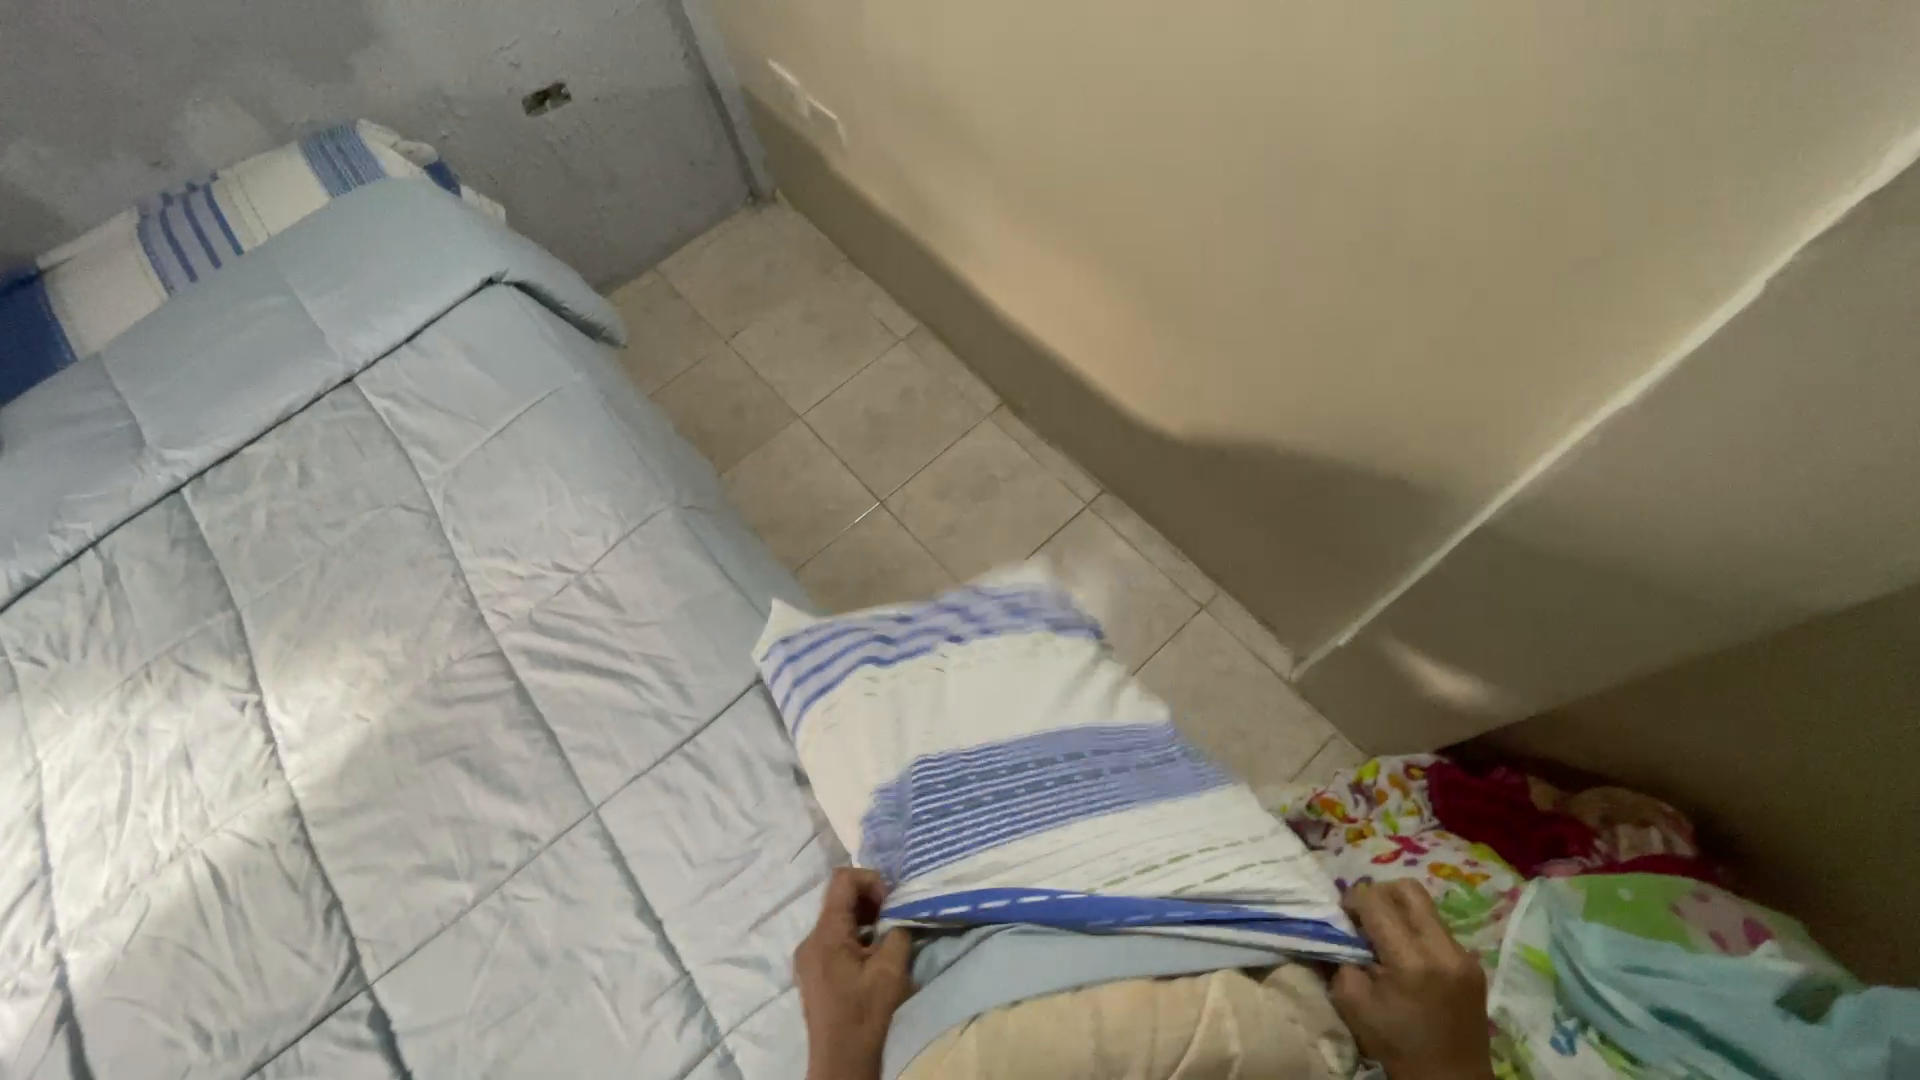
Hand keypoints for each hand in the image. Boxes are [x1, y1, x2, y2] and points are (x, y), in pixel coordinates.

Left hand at [795, 868, 913, 1079]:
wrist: (842, 1060)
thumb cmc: (866, 1012)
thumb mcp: (892, 968)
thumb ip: (897, 931)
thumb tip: (897, 917)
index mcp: (826, 933)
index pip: (843, 880)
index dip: (870, 880)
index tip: (890, 902)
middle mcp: (810, 938)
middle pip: (838, 898)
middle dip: (869, 900)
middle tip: (892, 919)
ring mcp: (807, 955)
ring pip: (835, 918)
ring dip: (862, 919)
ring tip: (884, 939)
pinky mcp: (811, 970)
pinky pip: (831, 937)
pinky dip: (853, 936)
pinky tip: (870, 957)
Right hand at [1331, 880, 1493, 1079]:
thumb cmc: (1396, 1046)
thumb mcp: (1352, 1002)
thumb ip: (1341, 957)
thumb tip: (1340, 928)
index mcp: (1412, 962)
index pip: (1376, 901)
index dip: (1352, 900)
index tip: (1343, 917)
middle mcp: (1444, 951)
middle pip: (1408, 889)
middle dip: (1378, 894)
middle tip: (1364, 917)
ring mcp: (1465, 956)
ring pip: (1425, 906)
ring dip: (1398, 911)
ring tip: (1385, 937)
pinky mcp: (1473, 964)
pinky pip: (1437, 927)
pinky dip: (1415, 929)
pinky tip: (1406, 955)